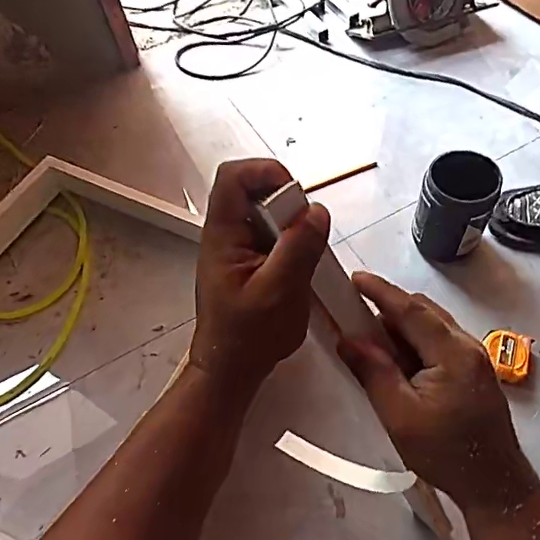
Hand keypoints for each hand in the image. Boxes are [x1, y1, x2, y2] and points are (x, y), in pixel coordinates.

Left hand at [190, 159, 329, 394]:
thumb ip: (298, 250)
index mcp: (223, 236)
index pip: (234, 179)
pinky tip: (301, 269)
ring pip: (272, 214)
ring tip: (305, 256)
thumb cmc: (246, 338)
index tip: (297, 193)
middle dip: (290, 205)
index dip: (265, 172)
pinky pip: (279, 236)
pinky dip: (296, 244)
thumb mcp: (278, 293)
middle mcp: (229, 235)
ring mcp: (242, 247)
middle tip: (307, 233)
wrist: (234, 367)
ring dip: (295, 228)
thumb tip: (316, 213)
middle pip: (257, 192)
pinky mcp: (256, 260)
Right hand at [338, 273, 535, 512]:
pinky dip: (417, 345)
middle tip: (356, 317)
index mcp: (453, 353)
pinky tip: (399, 364)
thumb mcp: (400, 416)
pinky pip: (442, 345)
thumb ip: (375, 372)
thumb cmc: (446, 453)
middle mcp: (468, 347)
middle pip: (426, 313)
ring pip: (434, 328)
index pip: (413, 310)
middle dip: (390, 310)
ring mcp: (475, 360)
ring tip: (372, 345)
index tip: (355, 278)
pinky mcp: (475, 373)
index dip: (382, 291)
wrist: (493, 483)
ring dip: (404, 329)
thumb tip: (350, 340)